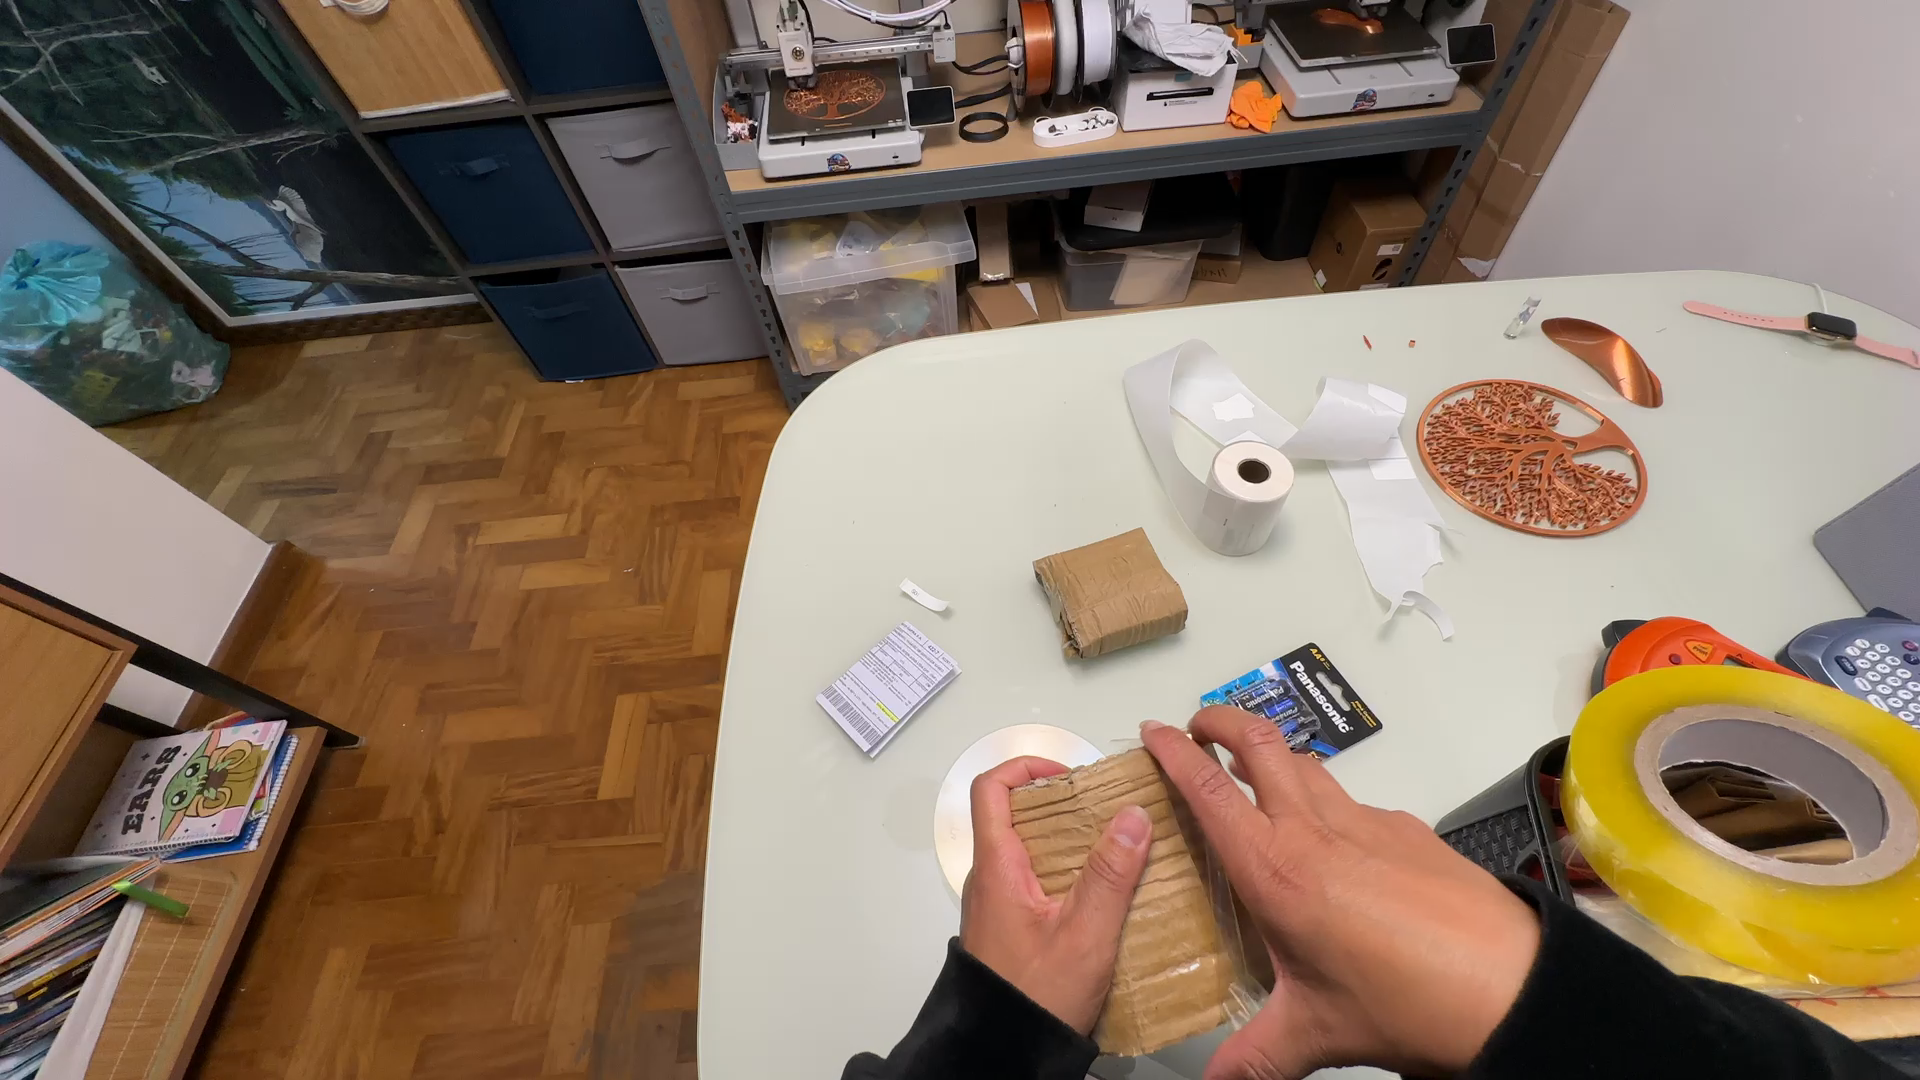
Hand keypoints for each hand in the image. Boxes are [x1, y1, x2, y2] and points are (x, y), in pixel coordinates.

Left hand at [960, 756, 1153, 1034]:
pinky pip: (1034, 878)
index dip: (1025, 767)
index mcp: (996, 864)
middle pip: (1014, 813)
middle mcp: (990, 875)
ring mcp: (998, 900)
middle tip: (1105, 811)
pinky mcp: (1011, 924)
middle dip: (1060, 803)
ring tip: (1113, 845)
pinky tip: (1103, 889)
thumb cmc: (1036, 993)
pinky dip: (1065, 869)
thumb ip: (1109, 875)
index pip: (989, 788)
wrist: (1002, 1055)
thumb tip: (1133, 813)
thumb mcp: (1084, 935)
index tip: (1069, 776)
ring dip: (1066, 839)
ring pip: (1027, 848)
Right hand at [1140, 709, 1540, 1078]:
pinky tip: (1336, 839)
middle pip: (1256, 739)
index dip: (1172, 750)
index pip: (1206, 786)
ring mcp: (1361, 818)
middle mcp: (1309, 826)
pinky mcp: (1404, 826)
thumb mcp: (1316, 1031)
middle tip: (1198, 728)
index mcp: (1271, 865)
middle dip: (1219, 719)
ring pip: (1302, 758)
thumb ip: (1253, 1057)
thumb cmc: (1401, 1002)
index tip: (1152, 731)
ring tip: (1253, 772)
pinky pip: (1350, 797)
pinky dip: (1324, 798)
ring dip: (1268, 752)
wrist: (1513, 989)